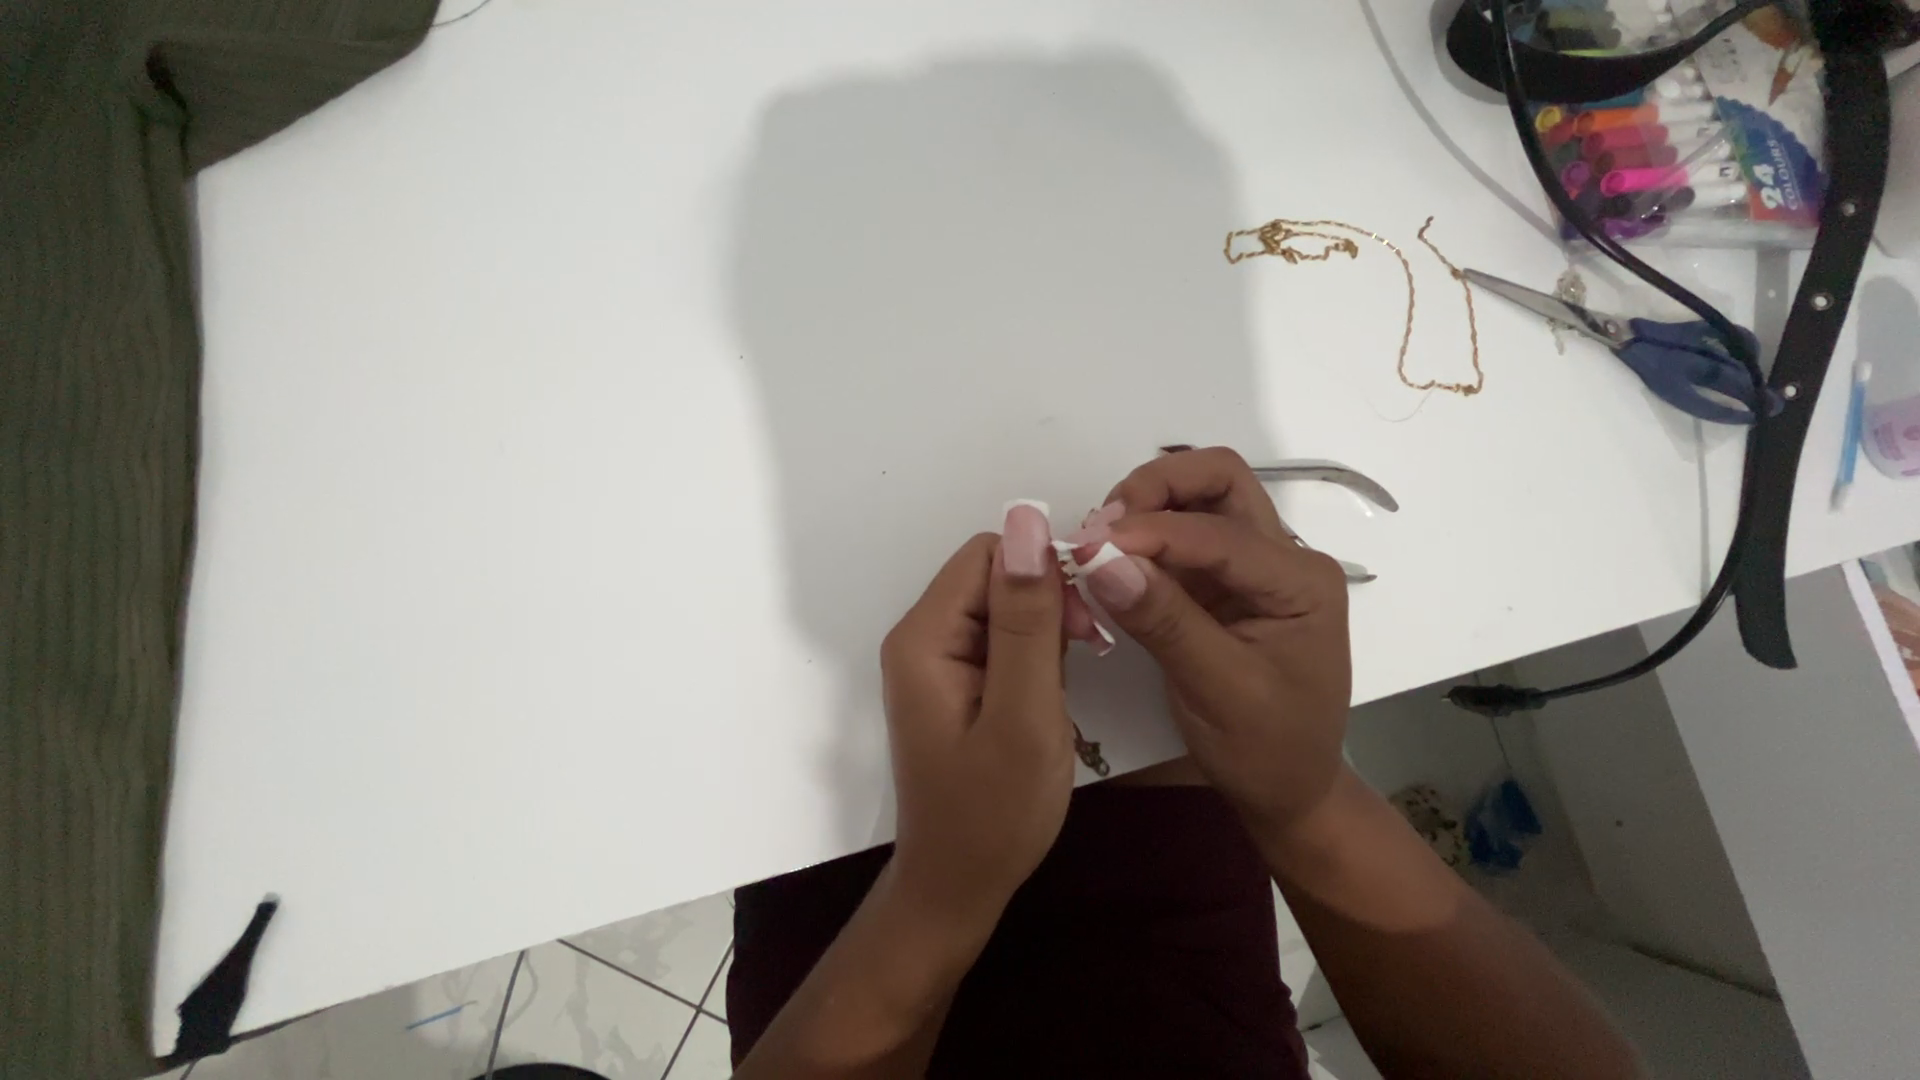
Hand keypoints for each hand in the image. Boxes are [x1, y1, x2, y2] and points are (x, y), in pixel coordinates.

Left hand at [880, 505, 1075, 927]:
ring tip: (1059, 694)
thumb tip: (1027, 520)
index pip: (989, 555)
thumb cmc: (994, 813)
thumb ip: (1026, 619)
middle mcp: (920, 637)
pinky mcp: (953, 681)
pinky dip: (1034, 659)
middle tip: (1080, 663)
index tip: (1081, 630)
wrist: (959, 886)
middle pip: (994, 577)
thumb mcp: (1023, 714)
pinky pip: (1001, 641)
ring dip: (1044, 637)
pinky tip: (1046, 700)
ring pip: (1003, 608)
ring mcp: (935, 661)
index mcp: (924, 637)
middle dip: (1046, 607)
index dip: (1042, 576)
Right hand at [1069, 447, 1350, 830]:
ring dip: (1147, 503)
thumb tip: (1099, 558)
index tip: (1085, 547)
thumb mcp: (1219, 691)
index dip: (1150, 532)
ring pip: (1198, 497)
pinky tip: (1109, 558)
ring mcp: (1247, 567)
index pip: (1218, 532)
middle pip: (1219, 480)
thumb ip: (1164, 621)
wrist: (1287, 789)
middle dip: (1156, 487)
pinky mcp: (1216, 582)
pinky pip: (1177, 536)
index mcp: (1299, 581)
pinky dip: (1140, 535)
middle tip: (1101, 524)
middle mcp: (1281, 558)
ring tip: (1099, 540)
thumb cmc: (1268, 749)